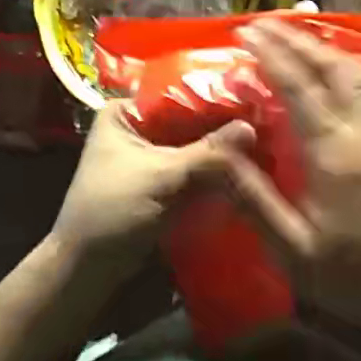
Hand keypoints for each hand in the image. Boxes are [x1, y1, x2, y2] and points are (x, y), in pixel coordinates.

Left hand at [50, 101, 254, 268]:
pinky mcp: (162, 184)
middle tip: (272, 125)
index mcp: (124, 112)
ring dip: (224, 152)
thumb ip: (206, 153)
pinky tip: (251, 170)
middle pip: (188, 122)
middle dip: (223, 128)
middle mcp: (137, 127)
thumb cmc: (112, 209)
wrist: (88, 265)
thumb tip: (251, 127)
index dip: (214, 98)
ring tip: (271, 145)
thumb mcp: (160, 176)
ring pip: (195, 148)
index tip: (256, 100)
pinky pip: (195, 171)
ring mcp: (151, 157)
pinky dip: (216, 173)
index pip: (176, 95)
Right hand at [227, 21, 360, 333]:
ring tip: (293, 37)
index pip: (300, 87)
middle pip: (333, 68)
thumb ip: (252, 196)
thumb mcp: (291, 246)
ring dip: (325, 48)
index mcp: (336, 154)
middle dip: (295, 40)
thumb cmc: (351, 276)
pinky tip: (335, 66)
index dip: (272, 55)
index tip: (245, 32)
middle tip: (261, 23)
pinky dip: (350, 64)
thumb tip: (218, 149)